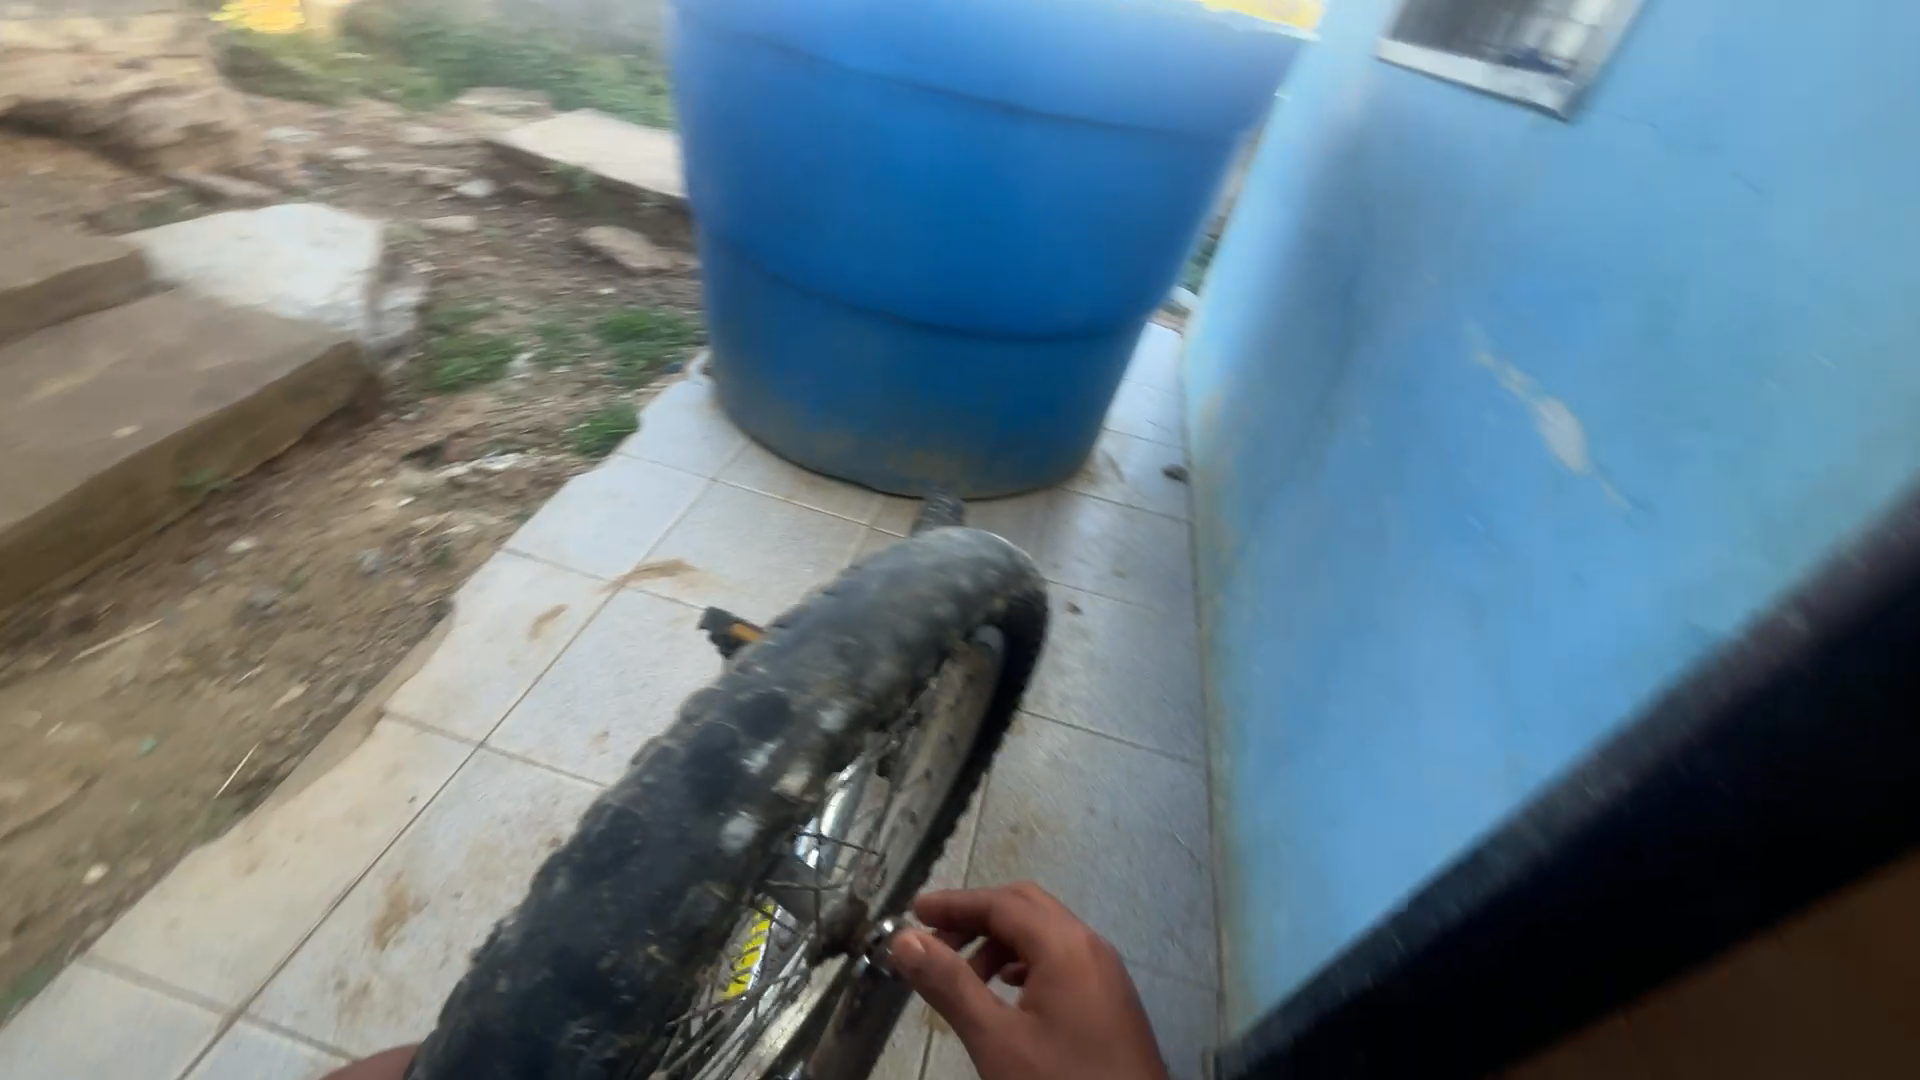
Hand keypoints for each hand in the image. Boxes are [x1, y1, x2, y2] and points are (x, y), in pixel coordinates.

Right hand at [890, 883, 1168, 1079]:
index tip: (914, 912)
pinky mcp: (1110, 999)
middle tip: (935, 942)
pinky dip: (1025, 962)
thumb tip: (905, 941)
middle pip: (1024, 907)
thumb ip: (950, 985)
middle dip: (976, 917)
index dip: (954, 904)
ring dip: (999, 942)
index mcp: (1064, 943)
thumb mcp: (997, 1041)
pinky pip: (1061, 957)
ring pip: (1044, 933)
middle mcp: (1089, 944)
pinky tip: (1007, 993)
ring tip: (964, 977)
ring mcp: (1105, 971)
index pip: (1000, 902)